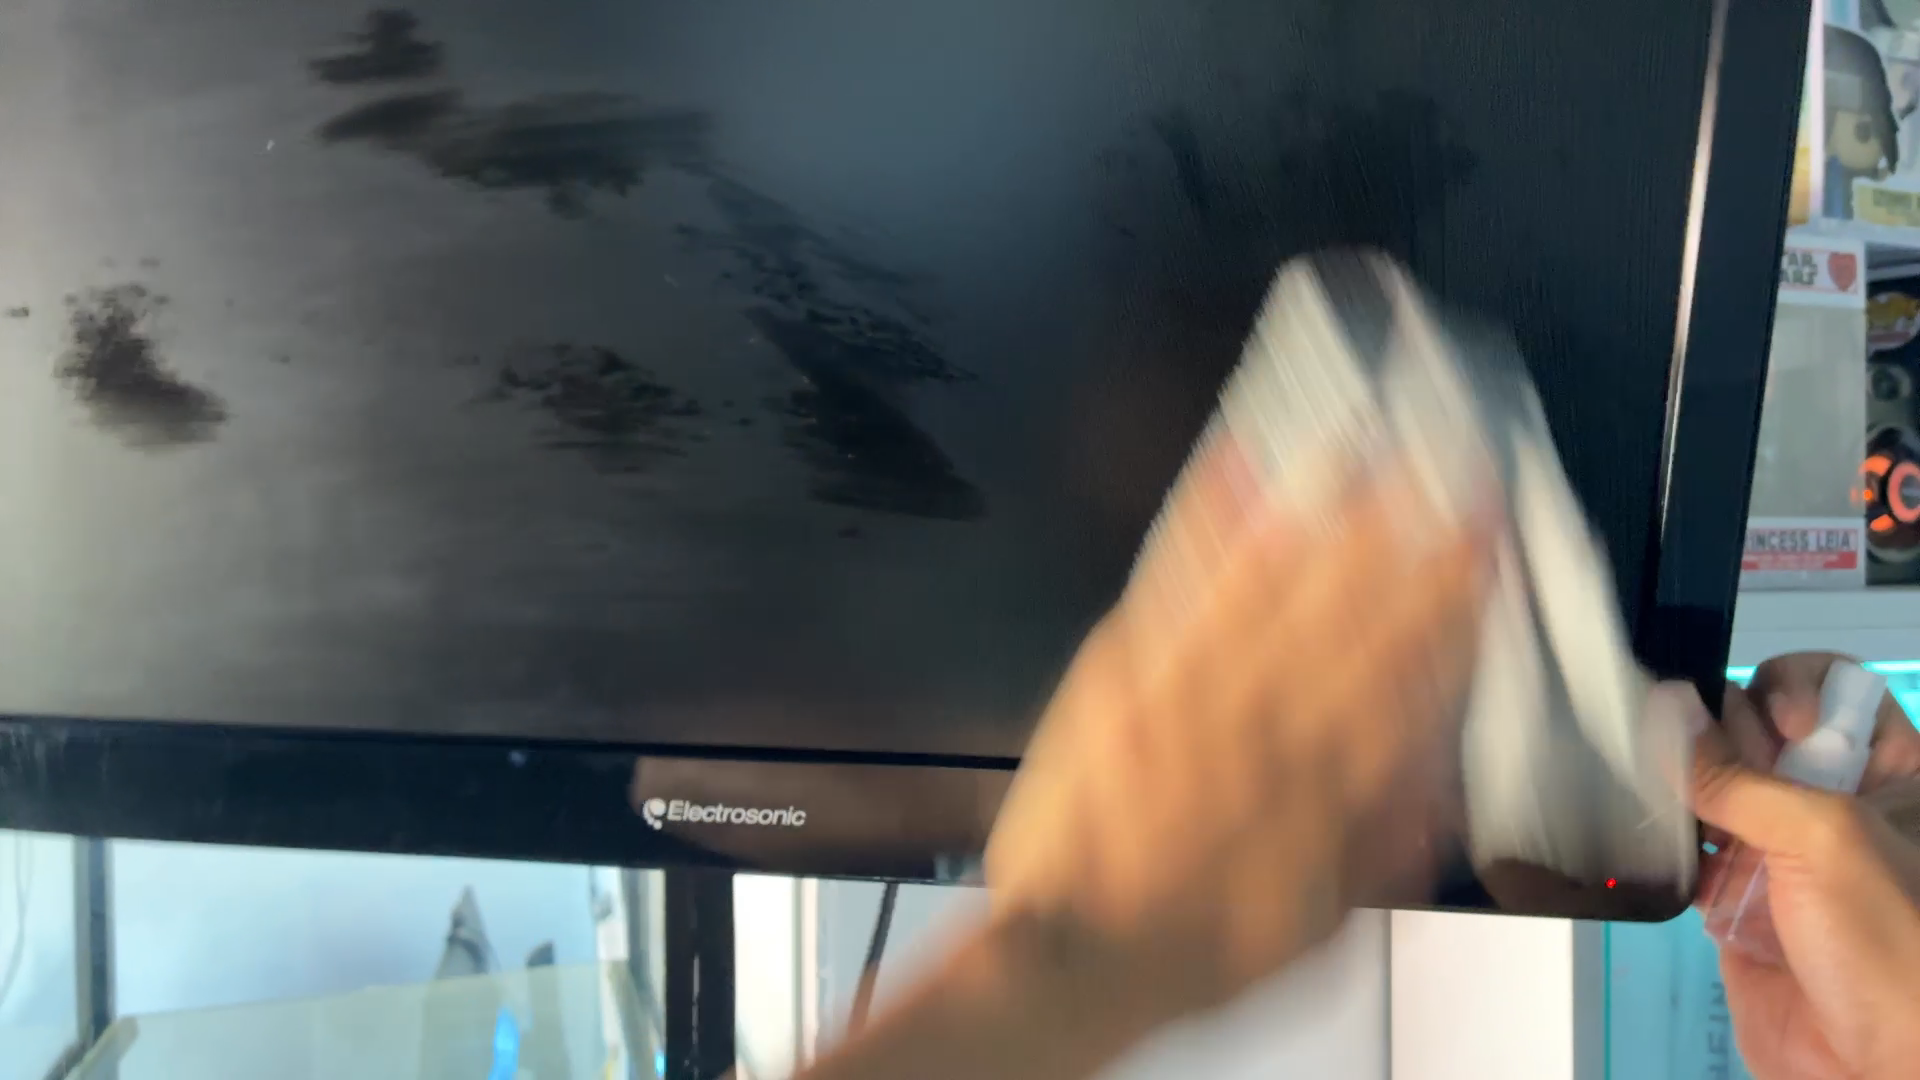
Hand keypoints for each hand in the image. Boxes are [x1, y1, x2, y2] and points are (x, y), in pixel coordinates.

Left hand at [983, 439, 1495, 1048]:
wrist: (1077, 948)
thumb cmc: (1195, 948)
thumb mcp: (1317, 927)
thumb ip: (1382, 844)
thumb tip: (1438, 781)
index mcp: (1323, 784)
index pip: (1402, 674)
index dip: (1449, 603)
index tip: (1480, 543)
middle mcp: (1266, 724)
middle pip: (1344, 620)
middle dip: (1396, 540)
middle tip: (1438, 465)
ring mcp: (1189, 689)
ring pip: (1268, 592)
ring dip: (1315, 520)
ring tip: (1355, 451)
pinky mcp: (1122, 673)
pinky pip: (1171, 592)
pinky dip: (1202, 530)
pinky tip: (1227, 477)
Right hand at [1693, 654, 1919, 1079]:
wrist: (1884, 1074)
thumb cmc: (1899, 954)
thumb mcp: (1828, 843)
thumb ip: (1737, 773)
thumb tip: (1659, 709)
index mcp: (1890, 774)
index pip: (1824, 687)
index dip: (1784, 690)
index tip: (1768, 730)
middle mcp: (1831, 796)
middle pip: (1744, 723)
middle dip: (1709, 737)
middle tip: (1709, 779)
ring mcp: (1776, 839)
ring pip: (1701, 774)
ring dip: (1669, 779)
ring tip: (1662, 803)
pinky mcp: (1728, 879)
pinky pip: (1676, 828)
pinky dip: (1652, 824)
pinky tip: (1644, 830)